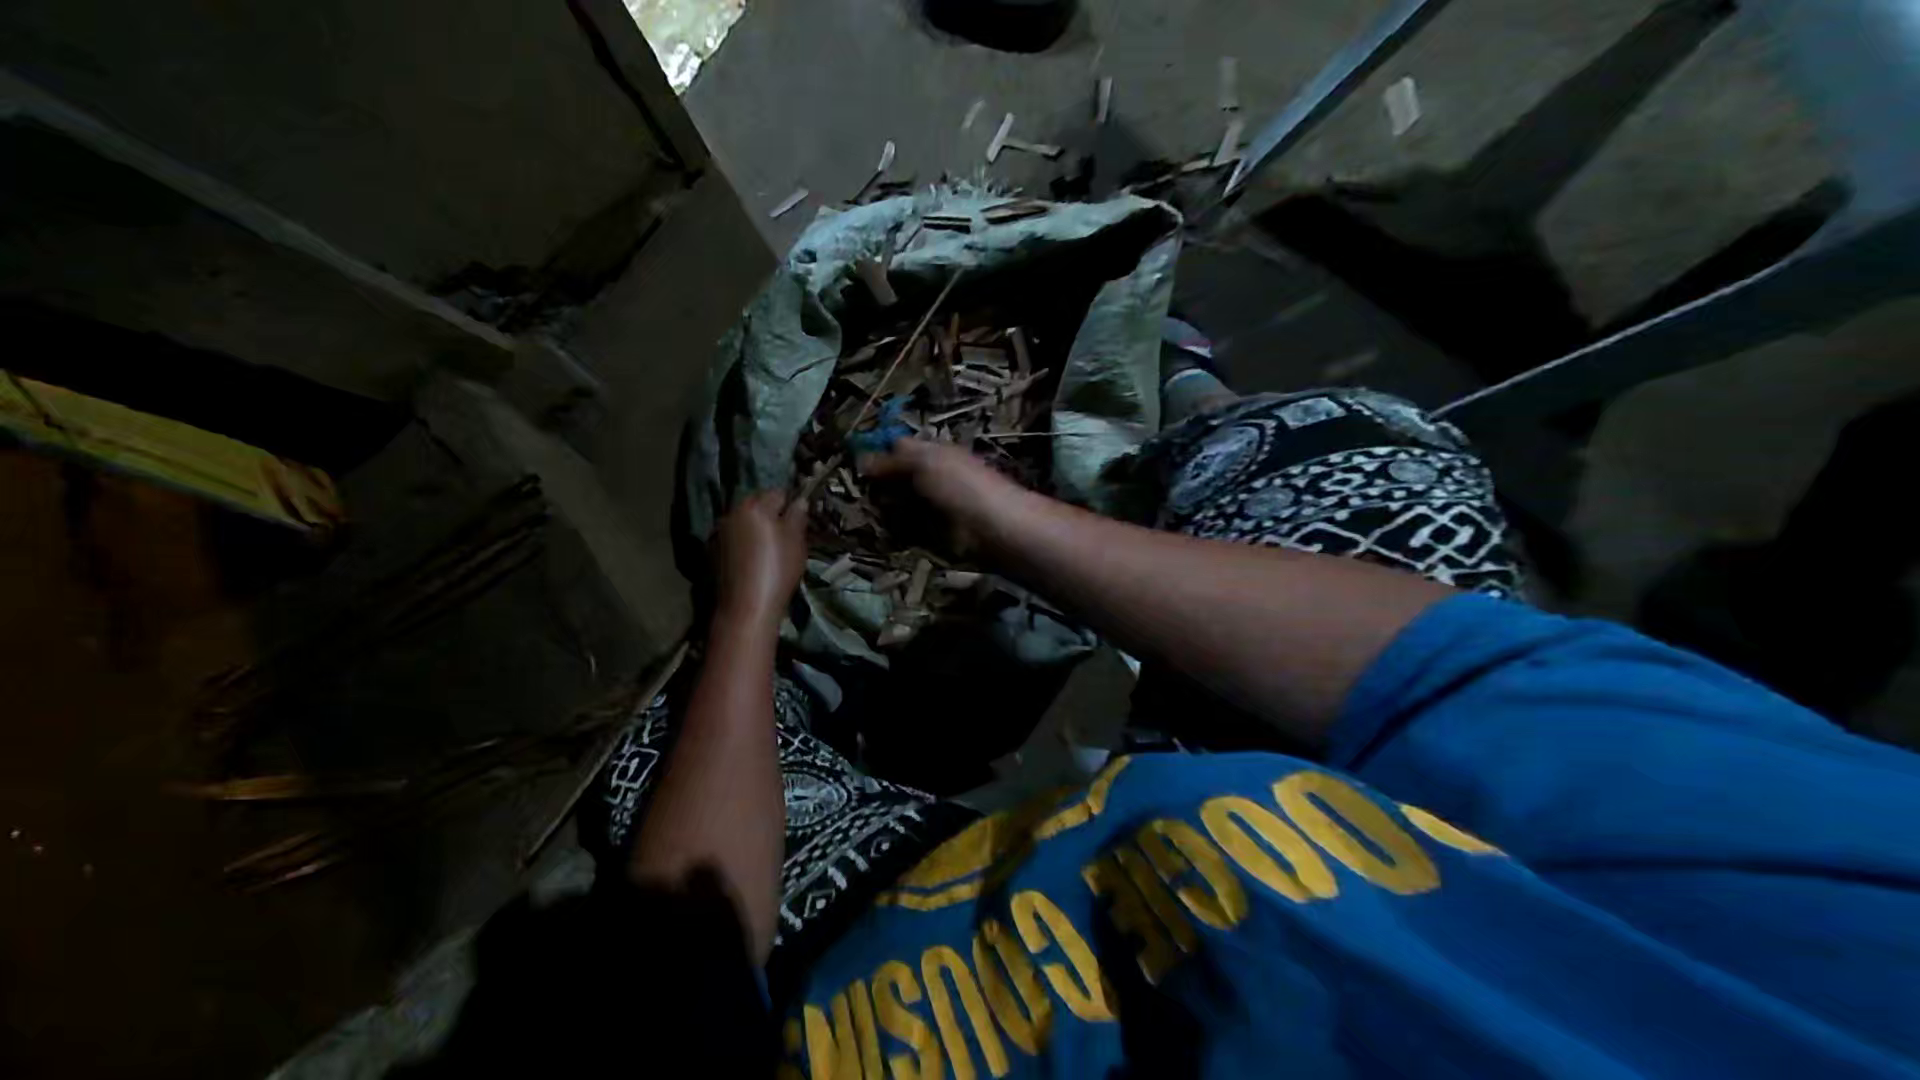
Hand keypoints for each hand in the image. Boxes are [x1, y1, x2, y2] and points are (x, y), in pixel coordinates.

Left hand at [712, 490, 808, 627]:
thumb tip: (800, 501)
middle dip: (770, 513)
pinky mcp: (712, 551)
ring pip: (743, 521)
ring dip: (755, 528)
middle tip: (786, 534)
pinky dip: (743, 542)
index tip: (800, 520)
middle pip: (756, 504)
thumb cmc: (777, 570)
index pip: (777, 493)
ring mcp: (719, 533)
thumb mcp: (795, 542)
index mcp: (754, 507)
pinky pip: (733, 538)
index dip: (791, 503)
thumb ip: (797, 516)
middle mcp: (732, 513)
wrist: (746, 607)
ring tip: (769, 548)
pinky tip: (753, 560)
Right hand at [858, 438, 1023, 526]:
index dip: (878, 452)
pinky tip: (882, 533)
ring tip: (864, 515)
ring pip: (899, 504)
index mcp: (934, 452)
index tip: (852, 463)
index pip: (899, 447)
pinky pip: (907, 529)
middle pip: (896, 477)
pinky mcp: (935, 533)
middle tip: (855, 493)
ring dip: (884, 509)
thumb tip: (862, 458)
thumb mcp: (926, 462)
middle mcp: (933, 476)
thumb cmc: (962, 486)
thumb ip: (895, 459)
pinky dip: (896, 531)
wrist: (995, 528)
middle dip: (877, 484)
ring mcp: (934, 506)